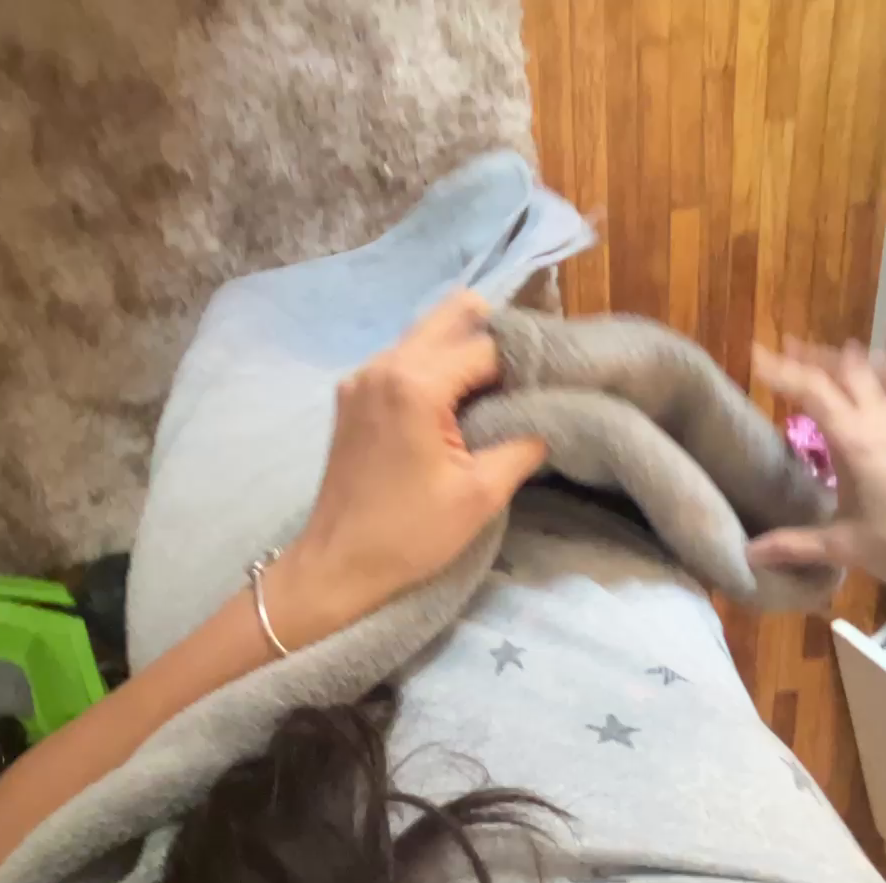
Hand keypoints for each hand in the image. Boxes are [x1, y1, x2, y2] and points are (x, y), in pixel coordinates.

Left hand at [271, 292, 547, 640]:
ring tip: (490, 395)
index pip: (488, 345)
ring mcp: (360, 377)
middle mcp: (383, 364)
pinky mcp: (350, 396)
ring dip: (461, 353)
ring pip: (425, 334)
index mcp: (414, 383)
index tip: (548, 386)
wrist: (337, 564)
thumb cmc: (409, 534)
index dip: (524, 363)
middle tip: (519, 380)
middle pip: (452, 315)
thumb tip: (549, 415)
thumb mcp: (482, 494)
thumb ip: (524, 442)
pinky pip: (402, 360)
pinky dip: (432, 370)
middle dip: (493, 338)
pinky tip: (450, 408)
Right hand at [747, 338, 885, 608]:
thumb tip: (747, 554)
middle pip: (853, 372)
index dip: (782, 371)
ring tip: (849, 360)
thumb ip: (793, 545)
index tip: (758, 354)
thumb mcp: (844, 548)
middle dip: (819, 357)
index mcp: (859, 442)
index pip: (813, 392)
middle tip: (792, 349)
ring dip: (867, 364)